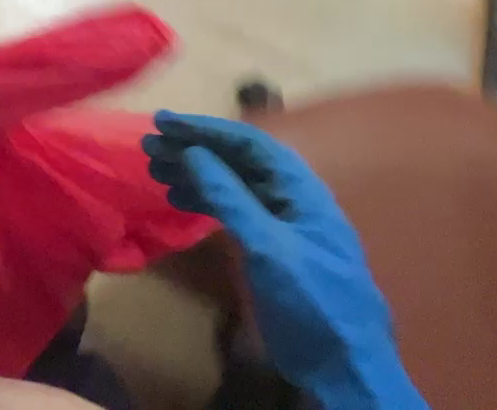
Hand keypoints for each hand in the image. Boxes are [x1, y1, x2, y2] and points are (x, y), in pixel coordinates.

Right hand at [144, 111, 427, 409]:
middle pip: (238, 160)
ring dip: (195, 173)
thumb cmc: (312, 304)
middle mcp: (291, 196)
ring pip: (233, 183)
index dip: (204, 128)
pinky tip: (179, 199)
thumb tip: (194, 152)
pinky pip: (233, 209)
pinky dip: (205, 200)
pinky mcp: (271, 247)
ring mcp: (282, 222)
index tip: (163, 122)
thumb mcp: (267, 249)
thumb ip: (230, 198)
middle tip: (150, 146)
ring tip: (156, 170)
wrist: (346, 373)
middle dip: (194, 149)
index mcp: (300, 188)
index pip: (247, 142)